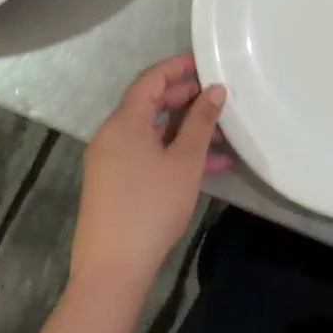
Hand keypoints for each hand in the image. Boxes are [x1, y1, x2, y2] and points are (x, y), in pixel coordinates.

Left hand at [70, 54, 229, 290]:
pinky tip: (208, 166)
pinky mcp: (113, 184)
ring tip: (222, 134)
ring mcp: (110, 162)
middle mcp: (111, 135)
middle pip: (150, 103)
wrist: (112, 270)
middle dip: (186, 98)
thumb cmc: (151, 205)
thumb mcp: (185, 160)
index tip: (205, 62)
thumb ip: (202, 121)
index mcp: (124, 122)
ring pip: (152, 132)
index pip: (151, 79)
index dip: (177, 66)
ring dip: (185, 130)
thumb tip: (215, 89)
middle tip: (218, 97)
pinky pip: (146, 154)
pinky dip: (173, 152)